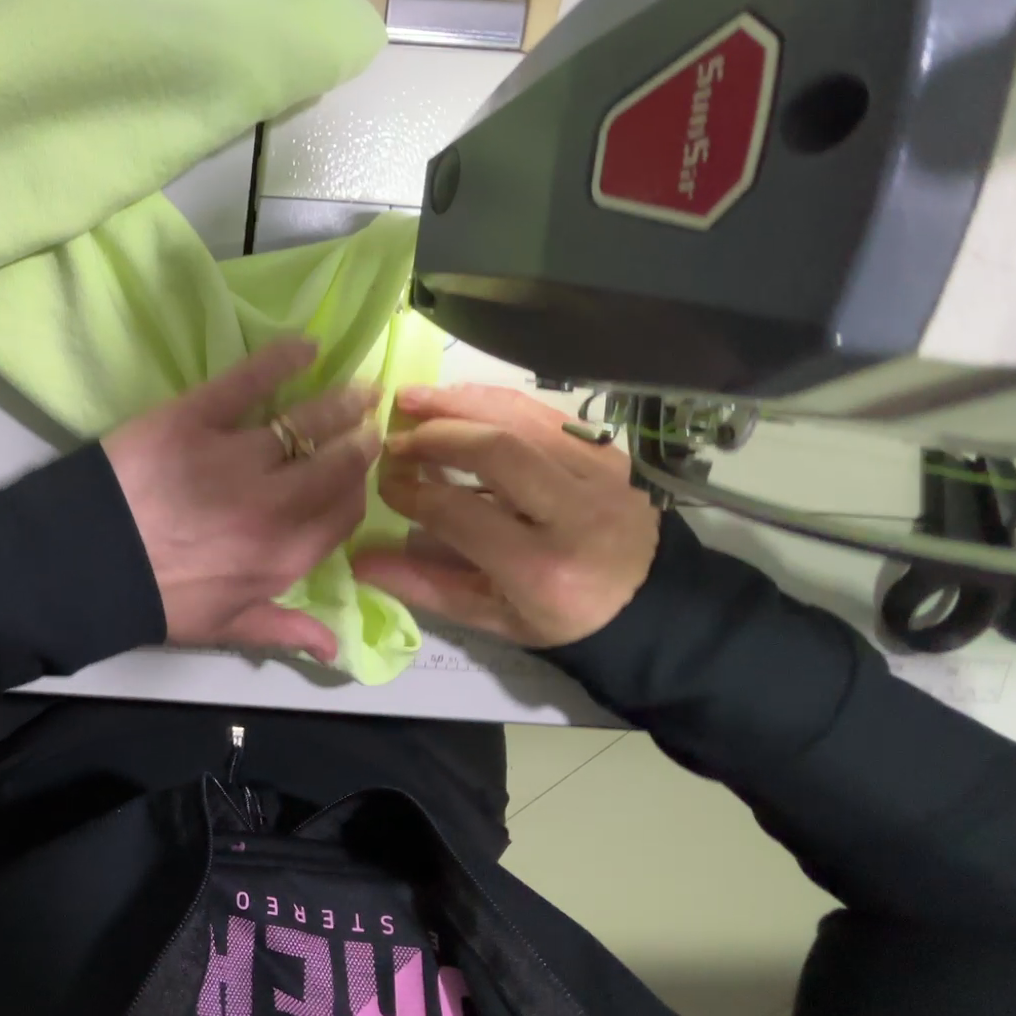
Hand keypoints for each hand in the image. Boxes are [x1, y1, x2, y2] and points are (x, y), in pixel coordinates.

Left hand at [103, 340, 380, 661]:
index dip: (357, 489)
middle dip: (361, 440)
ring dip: (340, 402)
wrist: (83, 562)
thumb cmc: (154, 599)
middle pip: (337, 464)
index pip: (344, 513)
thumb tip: (337, 650)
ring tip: (358, 387)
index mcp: (284, 556)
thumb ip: (283, 629)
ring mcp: (236, 457)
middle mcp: (274, 505)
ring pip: (306, 422)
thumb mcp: (222, 628)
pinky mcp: (195, 418)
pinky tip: (306, 346)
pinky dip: (281, 359)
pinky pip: (249, 381)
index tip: (357, 473)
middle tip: (370, 419)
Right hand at [352, 385, 659, 647]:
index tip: (384, 483)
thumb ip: (425, 585)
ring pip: (521, 418)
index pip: (461, 513)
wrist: (654, 603)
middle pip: (497, 450)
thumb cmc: (561, 616)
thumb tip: (361, 558)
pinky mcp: (606, 451)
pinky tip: (455, 399)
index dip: (412, 492)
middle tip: (393, 436)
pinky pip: (542, 413)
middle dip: (434, 435)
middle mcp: (575, 514)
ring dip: (458, 402)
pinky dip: (491, 400)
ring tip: (410, 398)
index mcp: (542, 567)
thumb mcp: (492, 617)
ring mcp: (598, 474)